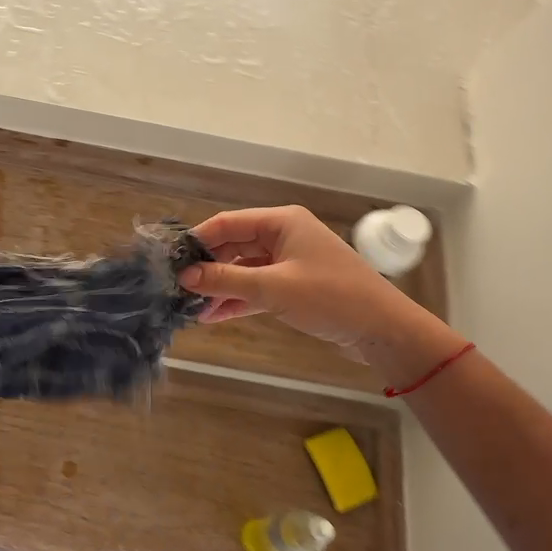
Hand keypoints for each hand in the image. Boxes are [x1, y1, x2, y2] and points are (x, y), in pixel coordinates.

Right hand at [179, 206, 423, 353]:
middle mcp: (284, 235)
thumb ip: (225, 281)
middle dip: (206, 268)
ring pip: (243, 269)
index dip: (197, 241)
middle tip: (176, 288)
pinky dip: (237, 300)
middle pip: (233, 245)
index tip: (169, 261)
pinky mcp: (295, 286)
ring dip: (219, 288)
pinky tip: (213, 316)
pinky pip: (257, 287)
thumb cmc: (329, 298)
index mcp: (281, 222)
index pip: (227, 223)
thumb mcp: (272, 289)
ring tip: (190, 307)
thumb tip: (185, 277)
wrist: (382, 328)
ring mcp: (290, 261)